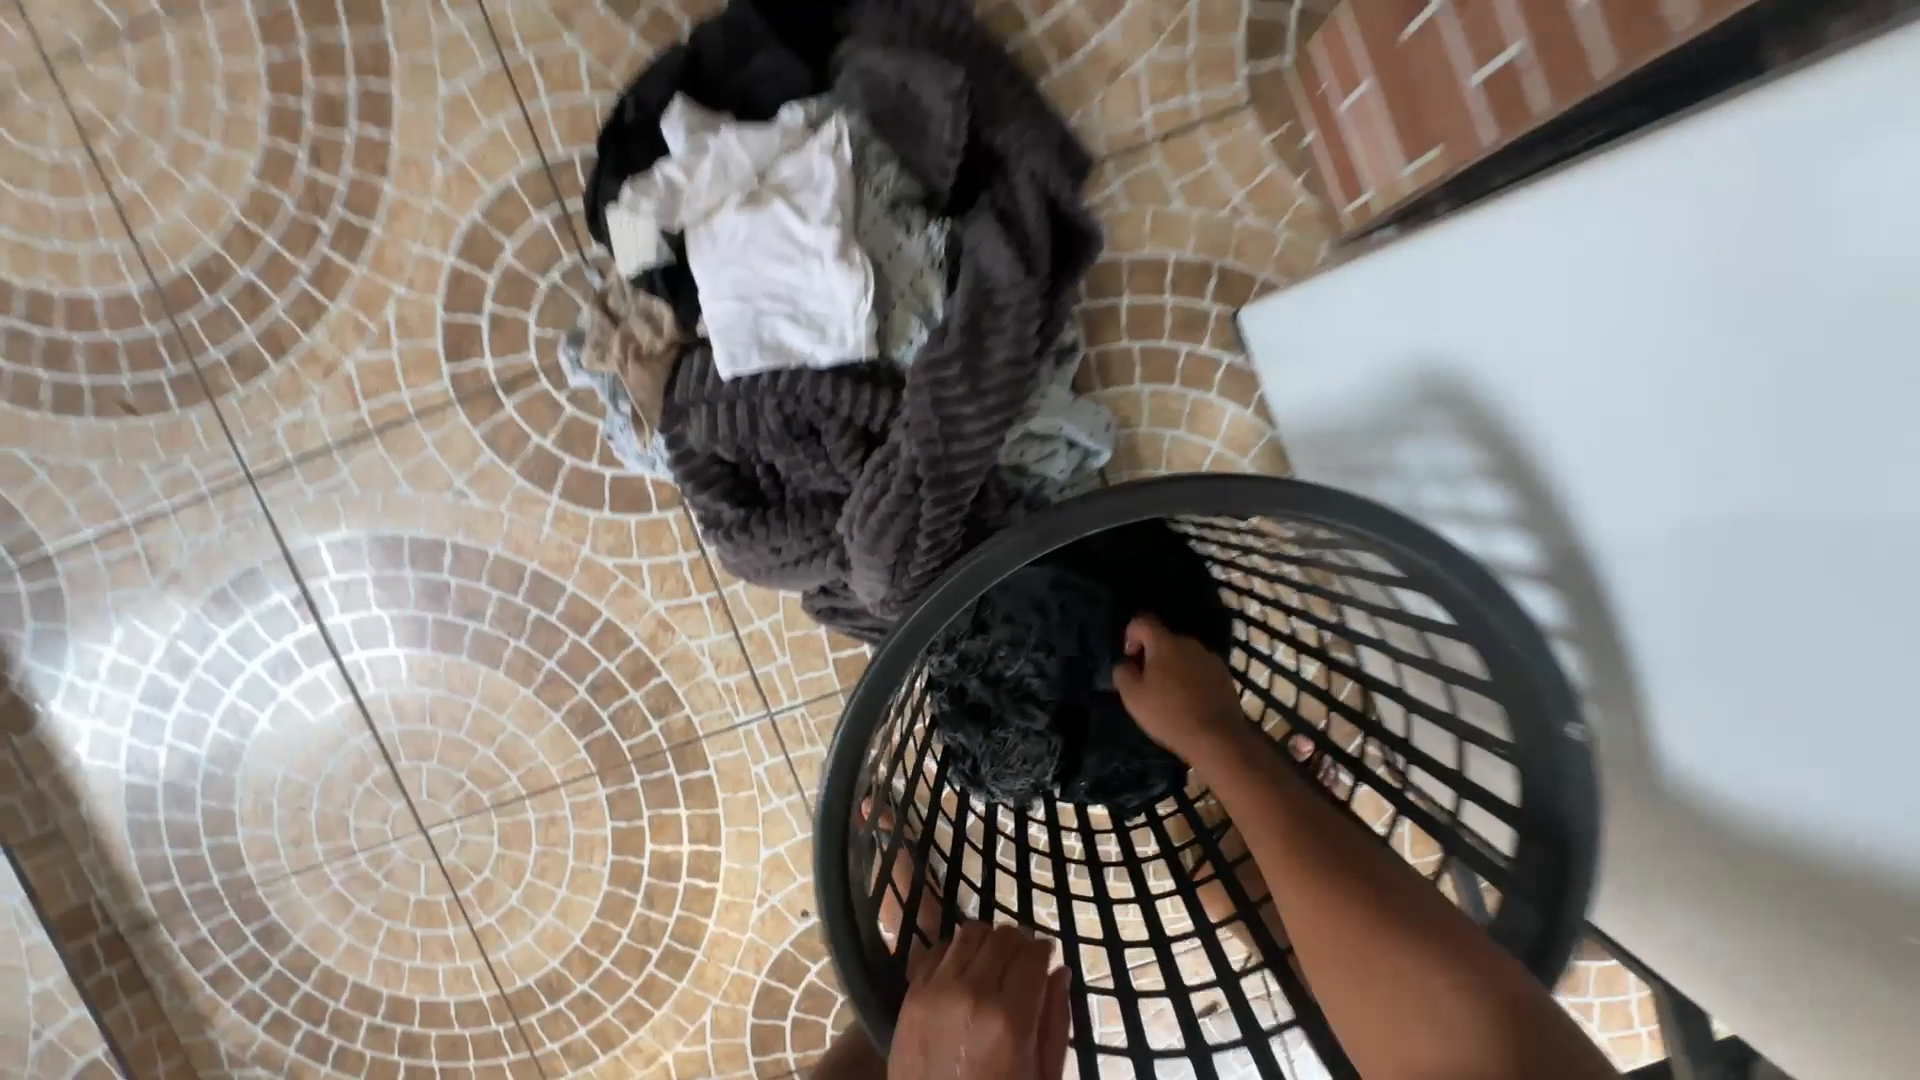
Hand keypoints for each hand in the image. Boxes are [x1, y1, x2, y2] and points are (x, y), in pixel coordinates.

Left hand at [889, 922, 1071, 1079]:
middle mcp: (972, 993)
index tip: (1045, 955)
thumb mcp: (1041, 1076)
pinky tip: (964, 969)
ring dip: (988, 940)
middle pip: (1002, 937)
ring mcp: (937, 990)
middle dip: (1019, 942)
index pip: (1032, 954)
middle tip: (1021, 959)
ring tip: (993, 959)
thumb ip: (1055, 1021)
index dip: (1043, 950)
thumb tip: (1060, 971)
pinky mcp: (912, 994)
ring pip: (970, 933)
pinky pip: (938, 950)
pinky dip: (956, 950)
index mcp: (1010, 1019)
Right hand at [1112, 614, 1248, 761]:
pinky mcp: (1224, 675)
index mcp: (1165, 643)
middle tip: (1148, 685)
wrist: (1217, 738)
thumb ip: (1122, 672)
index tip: (1131, 661)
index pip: (1142, 622)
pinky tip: (1191, 703)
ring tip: (1171, 697)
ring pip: (1183, 656)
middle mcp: (1189, 643)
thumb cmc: (1169, 714)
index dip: (1130, 636)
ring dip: (1173, 669)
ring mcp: (1210, 658)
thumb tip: (1126, 663)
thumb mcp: (1132, 697)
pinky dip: (1191, 679)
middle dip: (1153, 657)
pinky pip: (1200, 669)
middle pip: (1164, 640)